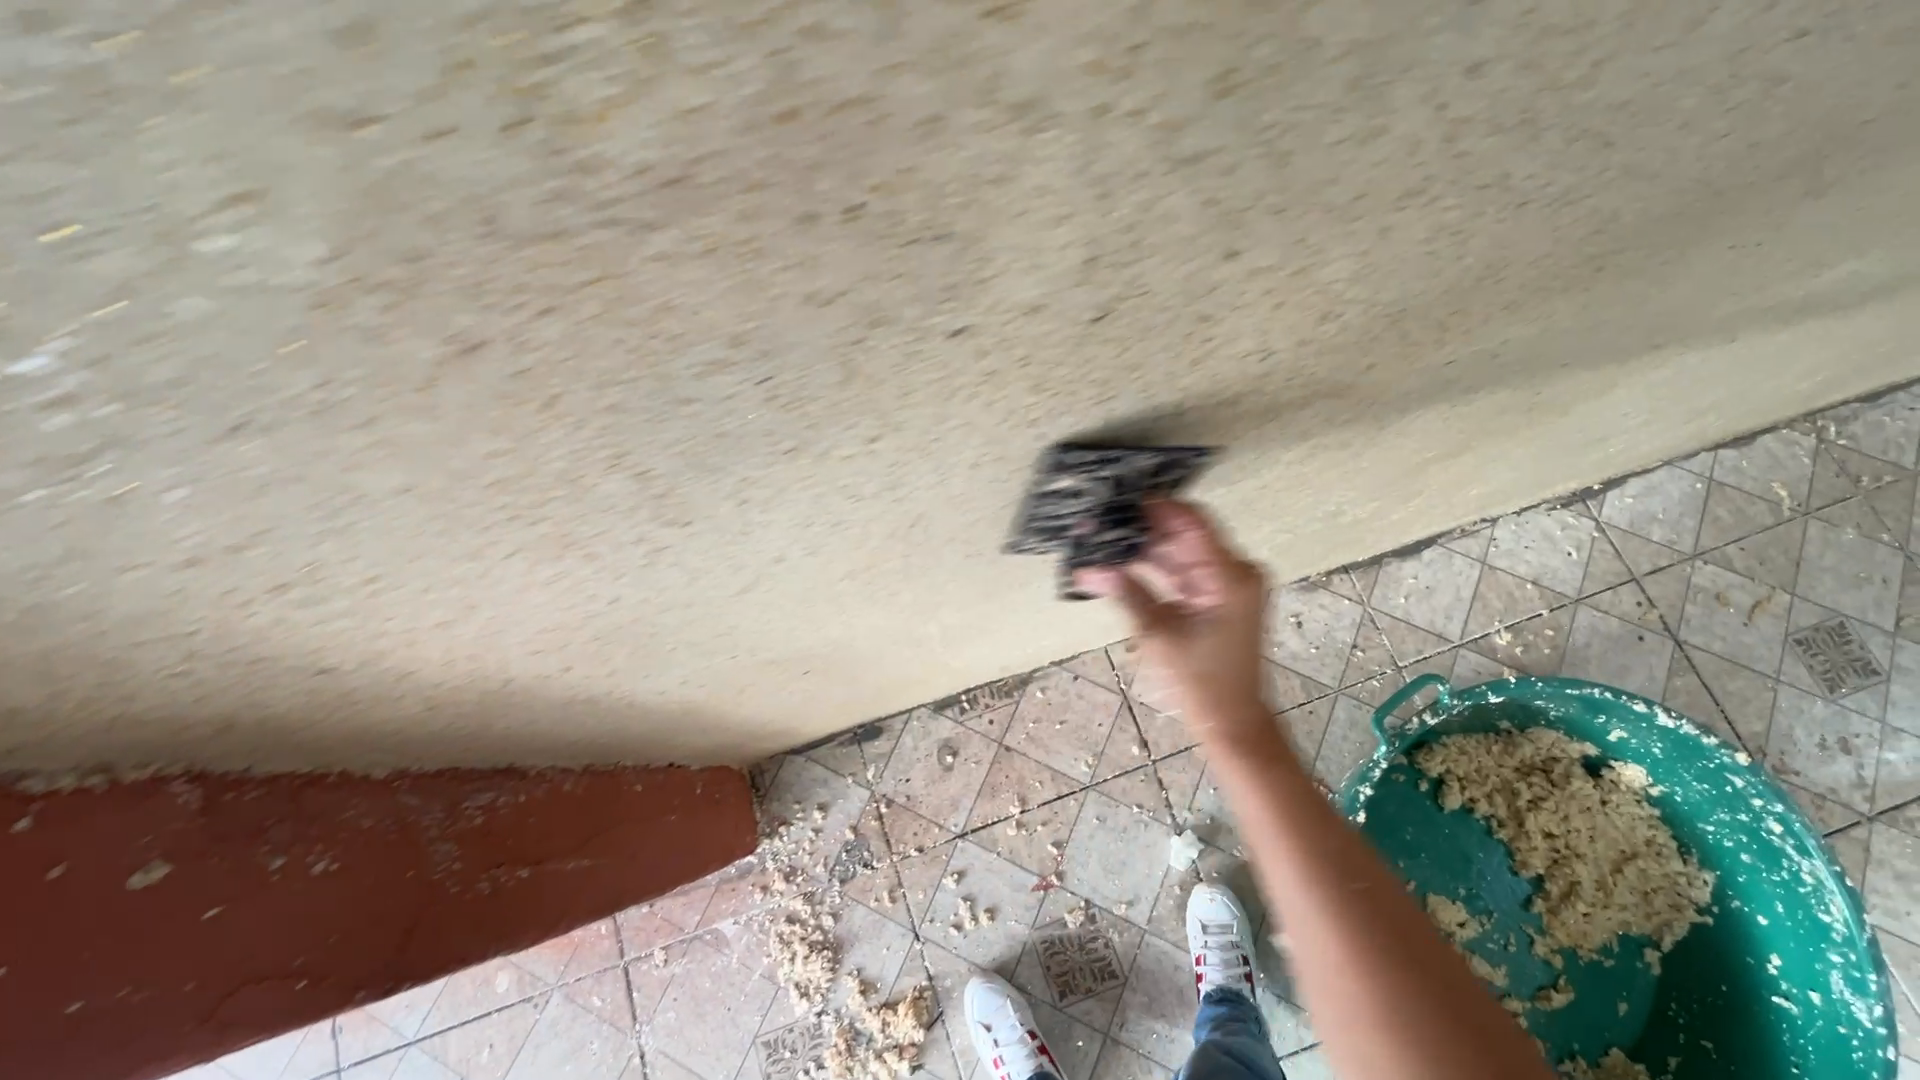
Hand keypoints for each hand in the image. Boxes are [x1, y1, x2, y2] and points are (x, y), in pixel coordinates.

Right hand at [1075, 500, 1272, 739]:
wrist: (1232, 721)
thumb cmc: (1201, 682)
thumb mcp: (1159, 635)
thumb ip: (1126, 592)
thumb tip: (1089, 567)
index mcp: (1230, 576)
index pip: (1193, 522)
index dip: (1157, 508)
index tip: (1121, 501)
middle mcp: (1235, 572)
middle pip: (1185, 536)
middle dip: (1143, 530)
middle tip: (1102, 525)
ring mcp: (1228, 586)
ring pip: (1181, 554)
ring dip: (1146, 550)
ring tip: (1104, 543)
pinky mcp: (1218, 599)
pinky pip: (1185, 573)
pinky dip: (1157, 570)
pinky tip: (1122, 565)